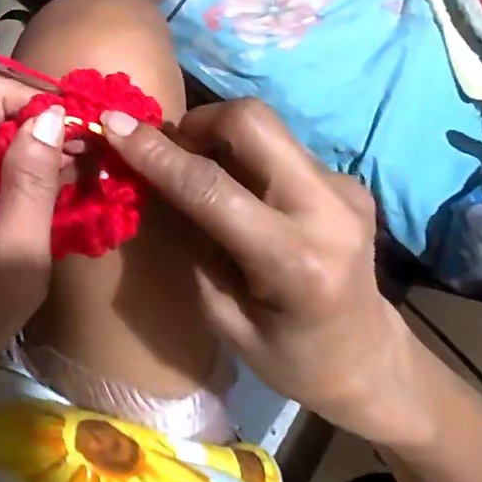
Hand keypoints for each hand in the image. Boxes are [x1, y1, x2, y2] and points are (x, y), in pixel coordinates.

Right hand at [101, 100, 429, 444]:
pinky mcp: (345, 177)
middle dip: (198, 122)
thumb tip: (151, 177)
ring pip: (265, 125)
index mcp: (296, 263)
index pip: (211, 188)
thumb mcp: (221, 313)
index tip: (112, 124)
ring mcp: (344, 186)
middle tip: (172, 150)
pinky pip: (278, 144)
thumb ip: (189, 239)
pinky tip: (240, 188)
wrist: (369, 360)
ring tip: (200, 171)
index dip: (156, 153)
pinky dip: (242, 153)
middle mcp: (328, 210)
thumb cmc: (287, 355)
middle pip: (252, 122)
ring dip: (218, 136)